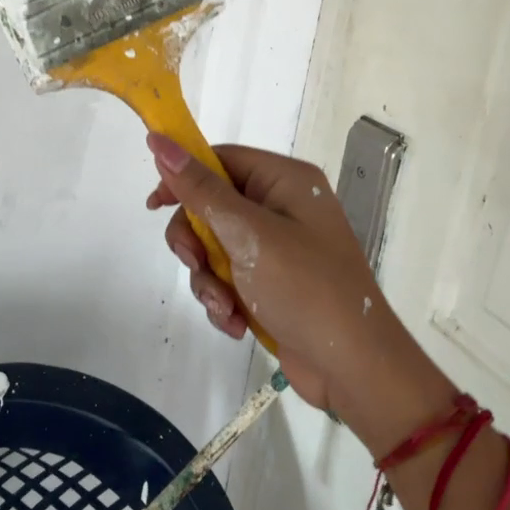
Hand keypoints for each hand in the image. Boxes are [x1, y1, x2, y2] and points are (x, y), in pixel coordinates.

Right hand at [145, 134, 451, 446]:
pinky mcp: (271, 283)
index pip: (219, 160)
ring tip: (225, 307)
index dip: (182, 177)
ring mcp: (278, 247)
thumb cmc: (305, 288)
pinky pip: (227, 278)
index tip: (155, 205)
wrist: (354, 368)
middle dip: (196, 243)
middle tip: (196, 263)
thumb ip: (199, 189)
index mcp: (285, 181)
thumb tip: (159, 141)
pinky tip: (236, 322)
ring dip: (209, 279)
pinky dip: (224, 299)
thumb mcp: (247, 234)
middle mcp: (282, 207)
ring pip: (213, 247)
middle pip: (210, 206)